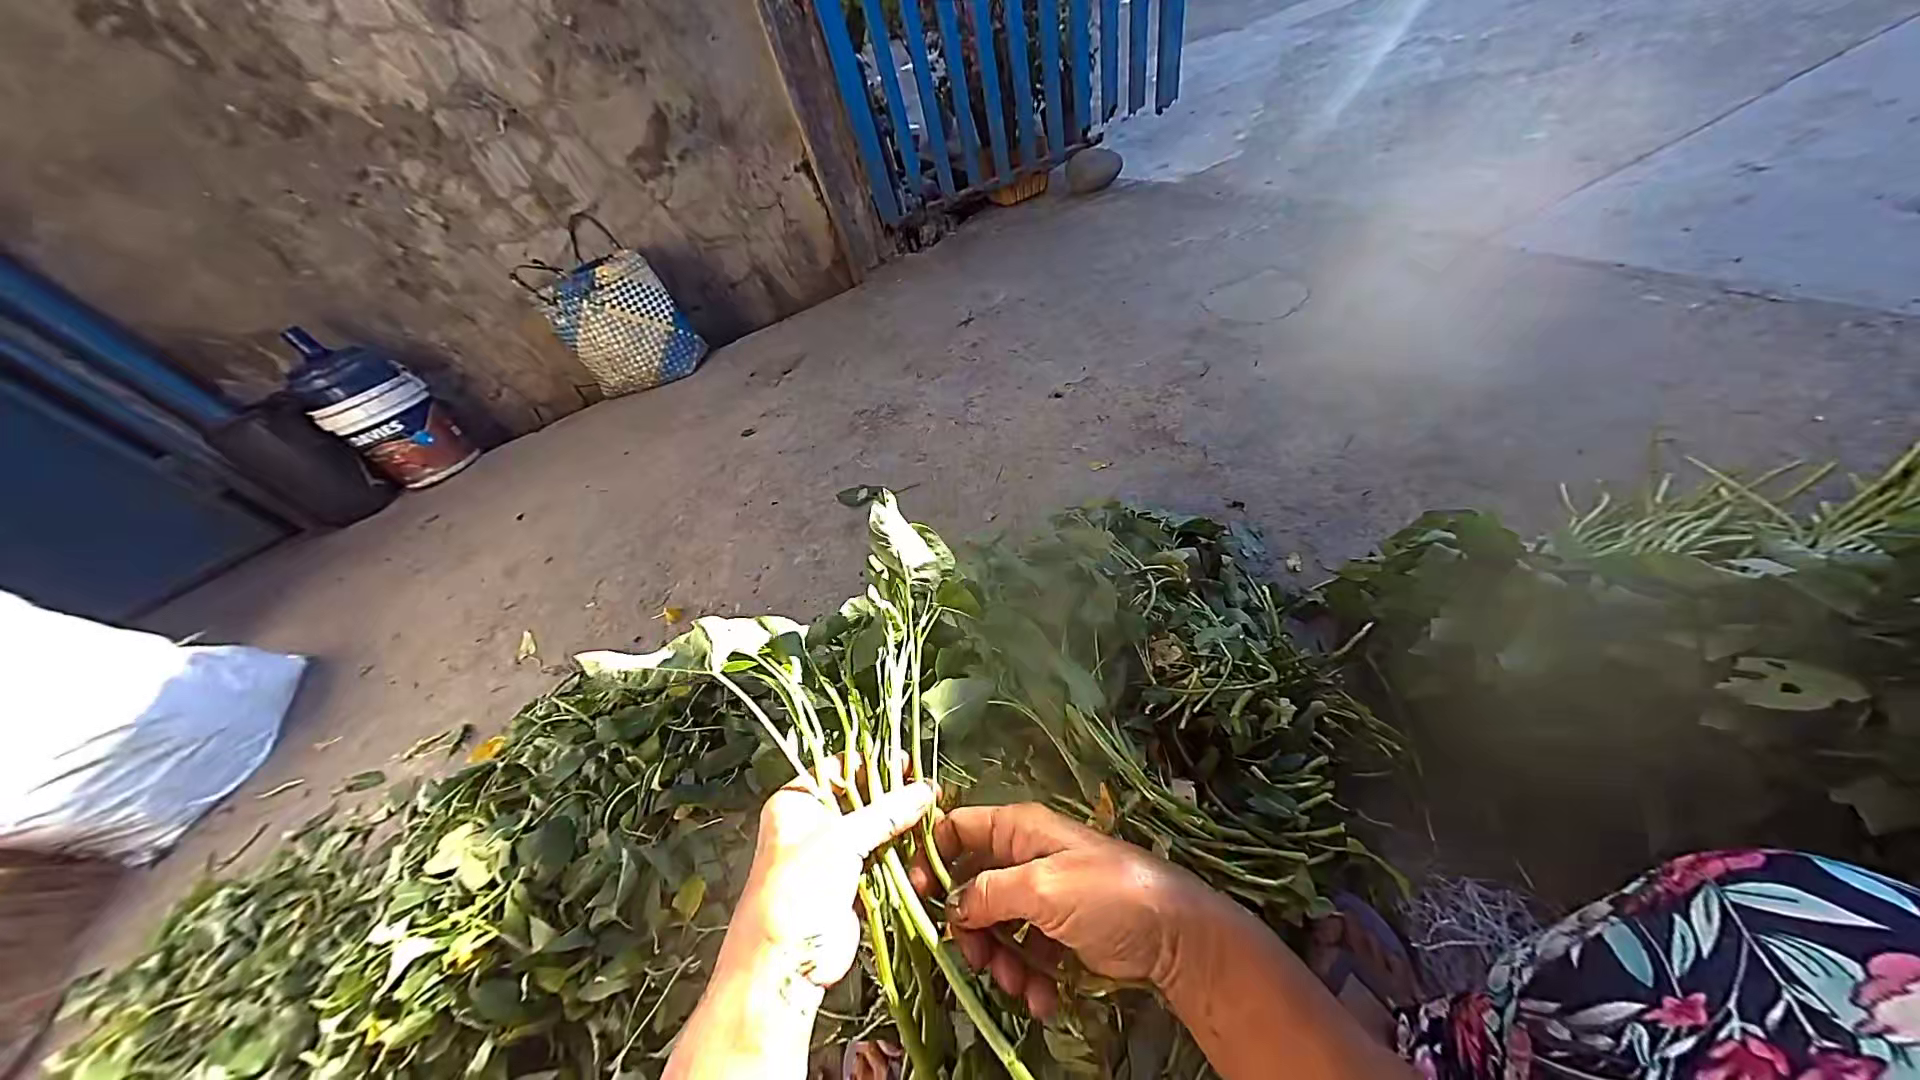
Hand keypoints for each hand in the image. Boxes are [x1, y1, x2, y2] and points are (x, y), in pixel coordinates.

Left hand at [718, 761, 937, 990]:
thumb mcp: (841, 839)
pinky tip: (923, 844)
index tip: (905, 762)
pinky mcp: (849, 883)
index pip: (839, 768)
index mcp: (796, 803)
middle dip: (893, 795)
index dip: (873, 762)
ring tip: (931, 813)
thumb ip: (886, 812)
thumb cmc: (792, 894)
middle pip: (860, 798)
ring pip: (874, 829)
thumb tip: (921, 791)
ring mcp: (831, 855)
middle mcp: (812, 825)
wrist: (783, 966)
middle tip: (924, 788)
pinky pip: (881, 858)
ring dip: (901, 825)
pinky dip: (901, 853)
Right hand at [923, 802, 1230, 1018]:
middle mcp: (1022, 857)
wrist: (1173, 937)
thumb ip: (990, 891)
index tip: (918, 893)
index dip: (933, 856)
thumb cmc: (1107, 893)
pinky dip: (1024, 974)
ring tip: (1018, 982)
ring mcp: (1038, 896)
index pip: (958, 828)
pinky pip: (1020, 950)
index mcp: (1017, 830)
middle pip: (969, 885)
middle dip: (967, 924)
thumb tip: (953, 905)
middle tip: (975, 956)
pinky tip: (1042, 996)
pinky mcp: (1053, 931)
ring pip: (992, 924)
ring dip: (997, 958)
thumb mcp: (1042, 887)